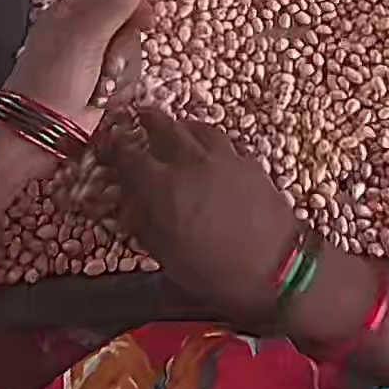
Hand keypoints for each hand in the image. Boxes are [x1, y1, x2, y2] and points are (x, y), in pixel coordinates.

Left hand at [4, 0, 150, 132]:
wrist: (43, 128)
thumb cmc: (57, 76)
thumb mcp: (86, 34)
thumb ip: (114, 5)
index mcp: (74, 10)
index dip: (135, 5)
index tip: (147, 19)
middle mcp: (85, 32)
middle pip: (129, 26)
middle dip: (124, 48)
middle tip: (111, 62)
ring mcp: (94, 60)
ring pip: (132, 54)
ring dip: (122, 73)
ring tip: (101, 86)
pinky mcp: (103, 85)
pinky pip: (128, 78)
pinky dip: (119, 90)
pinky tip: (103, 99)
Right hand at [104, 108, 298, 321]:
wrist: (278, 268)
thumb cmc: (216, 272)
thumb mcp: (168, 257)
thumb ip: (145, 224)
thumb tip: (131, 204)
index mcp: (164, 187)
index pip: (131, 157)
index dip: (116, 147)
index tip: (109, 144)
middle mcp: (191, 163)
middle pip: (164, 128)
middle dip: (147, 120)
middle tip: (139, 116)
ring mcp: (223, 158)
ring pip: (197, 128)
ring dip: (181, 125)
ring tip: (175, 127)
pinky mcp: (248, 162)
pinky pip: (222, 141)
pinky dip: (208, 140)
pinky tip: (208, 149)